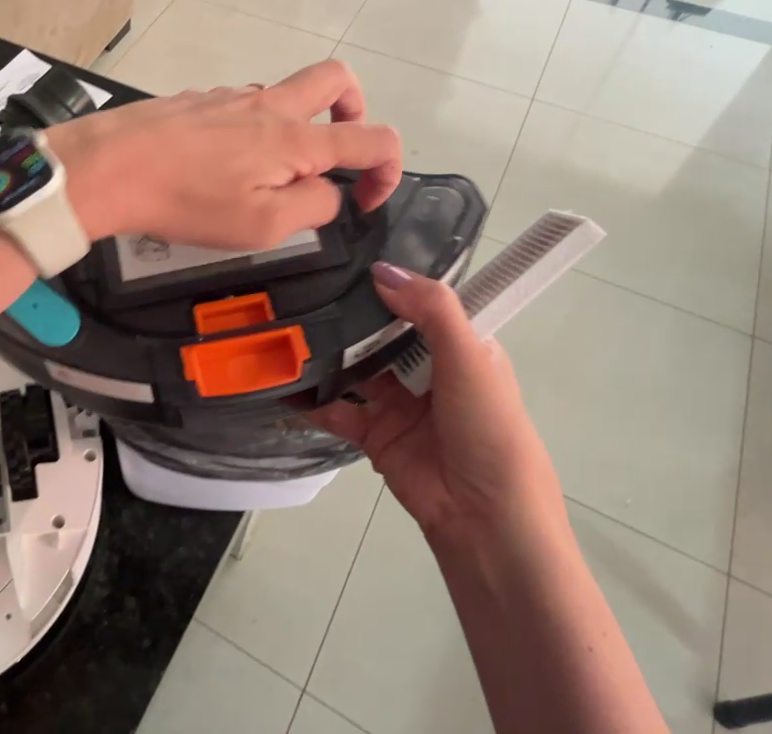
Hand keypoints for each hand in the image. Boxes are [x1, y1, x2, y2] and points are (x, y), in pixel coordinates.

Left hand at [47, 59, 401, 250]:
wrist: (107, 166)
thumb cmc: (185, 201)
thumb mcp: (261, 226)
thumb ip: (312, 207)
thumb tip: (330, 192)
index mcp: (294, 139)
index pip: (373, 137)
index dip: (388, 170)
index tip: (365, 199)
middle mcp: (268, 105)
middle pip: (336, 79)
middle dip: (354, 109)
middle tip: (336, 151)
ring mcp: (229, 97)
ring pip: (282, 95)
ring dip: (292, 127)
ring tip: (260, 177)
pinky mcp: (196, 101)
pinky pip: (239, 107)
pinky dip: (248, 131)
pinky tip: (214, 166)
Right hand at [311, 263, 561, 541]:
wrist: (484, 515)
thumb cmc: (488, 427)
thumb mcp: (471, 357)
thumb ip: (431, 309)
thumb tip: (380, 269)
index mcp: (461, 348)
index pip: (423, 305)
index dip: (393, 283)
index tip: (349, 256)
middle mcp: (429, 372)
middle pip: (383, 335)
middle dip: (350, 315)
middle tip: (304, 284)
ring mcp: (398, 405)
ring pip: (356, 369)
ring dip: (327, 354)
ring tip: (288, 325)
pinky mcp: (374, 435)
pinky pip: (337, 411)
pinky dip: (311, 400)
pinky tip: (283, 382)